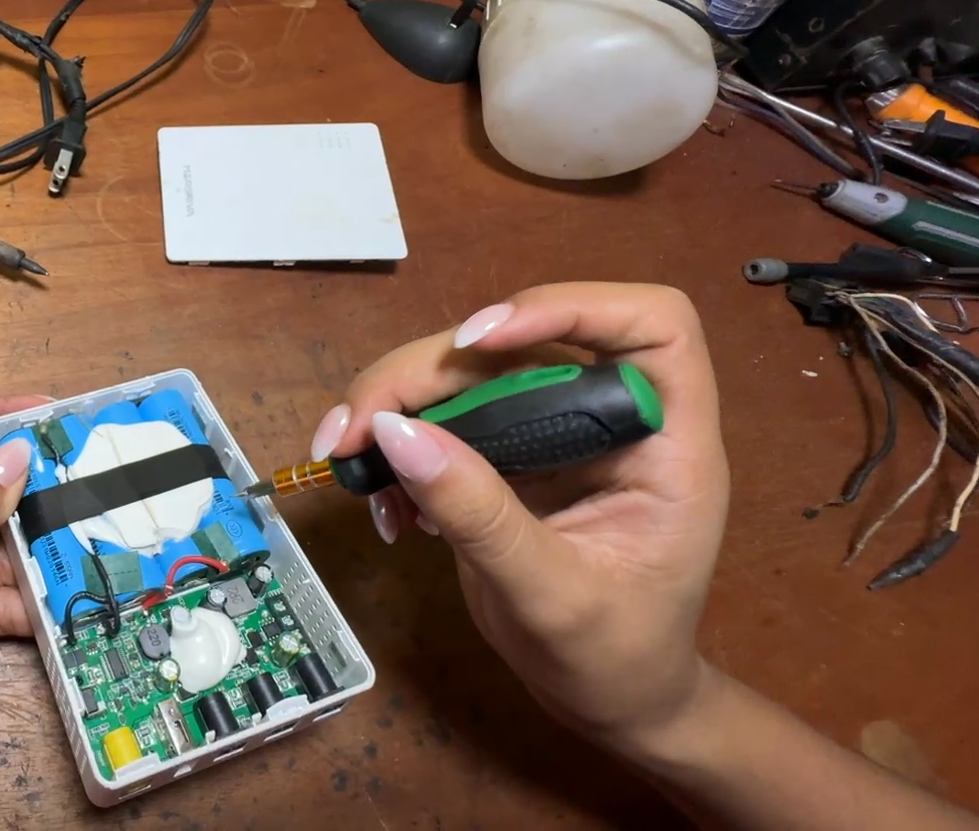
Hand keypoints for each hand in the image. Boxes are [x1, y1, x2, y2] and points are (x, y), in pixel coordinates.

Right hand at [309, 283, 728, 752]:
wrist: (603, 692)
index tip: (477, 341)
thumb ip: (479, 514)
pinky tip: (376, 500)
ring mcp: (535, 428)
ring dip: (381, 406)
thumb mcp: (551, 595)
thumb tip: (393, 431)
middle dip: (414, 375)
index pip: (644, 323)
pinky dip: (384, 446)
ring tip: (342, 458)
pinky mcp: (488, 449)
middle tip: (350, 431)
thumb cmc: (614, 655)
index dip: (566, 306)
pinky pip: (423, 416)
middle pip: (501, 347)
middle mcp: (593, 415)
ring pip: (447, 374)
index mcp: (658, 439)